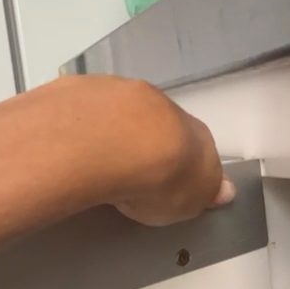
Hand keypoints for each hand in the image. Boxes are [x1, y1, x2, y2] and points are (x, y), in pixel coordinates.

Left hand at [10, 75, 234, 225]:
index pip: (198, 144)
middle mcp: (160, 103)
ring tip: (91, 163)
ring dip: (109, 130)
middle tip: (128, 174)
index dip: (184, 164)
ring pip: (117, 110)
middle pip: (157, 122)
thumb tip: (224, 190)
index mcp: (194, 130)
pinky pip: (78, 107)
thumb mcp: (192, 200)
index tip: (168, 184)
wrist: (106, 142)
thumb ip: (206, 192)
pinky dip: (75, 123)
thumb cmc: (158, 177)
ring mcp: (116, 90)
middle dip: (145, 143)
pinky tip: (65, 146)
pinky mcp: (75, 88)